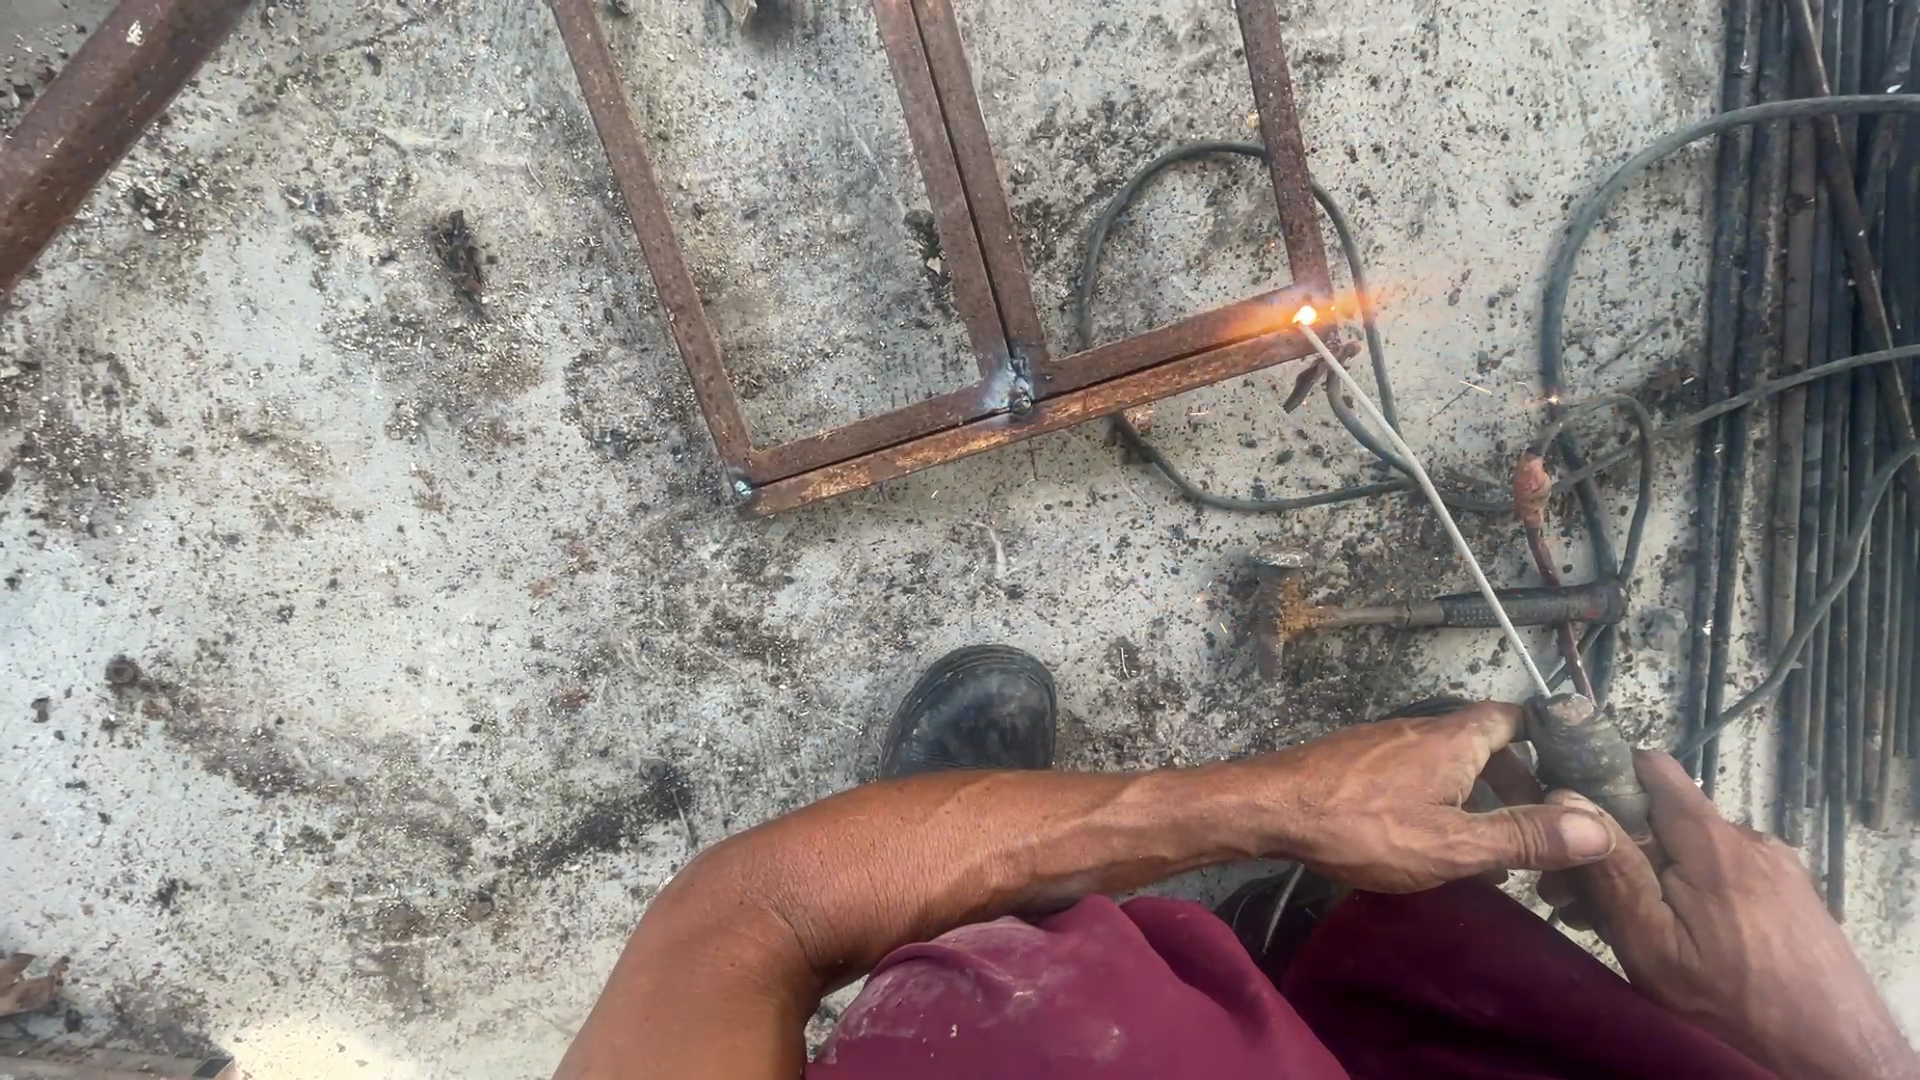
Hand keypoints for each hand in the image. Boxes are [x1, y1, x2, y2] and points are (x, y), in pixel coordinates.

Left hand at [1269, 701, 1616, 892]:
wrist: (1267, 808)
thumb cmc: (1360, 825)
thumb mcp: (1452, 843)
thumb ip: (1522, 836)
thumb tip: (1600, 827)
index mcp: (1450, 741)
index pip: (1511, 718)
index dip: (1548, 737)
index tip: (1577, 771)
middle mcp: (1416, 730)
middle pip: (1481, 744)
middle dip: (1516, 782)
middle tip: (1541, 829)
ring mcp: (1380, 743)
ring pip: (1446, 763)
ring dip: (1475, 798)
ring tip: (1493, 850)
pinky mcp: (1353, 761)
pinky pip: (1411, 774)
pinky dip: (1436, 800)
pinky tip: (1431, 840)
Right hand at [1540, 751, 1917, 1079]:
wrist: (1842, 1076)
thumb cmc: (1734, 1008)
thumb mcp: (1652, 942)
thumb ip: (1611, 866)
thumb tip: (1562, 795)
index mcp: (1715, 843)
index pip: (1650, 767)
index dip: (1598, 773)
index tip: (1560, 807)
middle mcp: (1751, 842)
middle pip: (1658, 815)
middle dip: (1606, 845)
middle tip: (1568, 895)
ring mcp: (1778, 872)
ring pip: (1683, 848)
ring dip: (1639, 873)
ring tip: (1606, 921)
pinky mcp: (1791, 900)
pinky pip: (1716, 874)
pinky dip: (1677, 891)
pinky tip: (1659, 933)